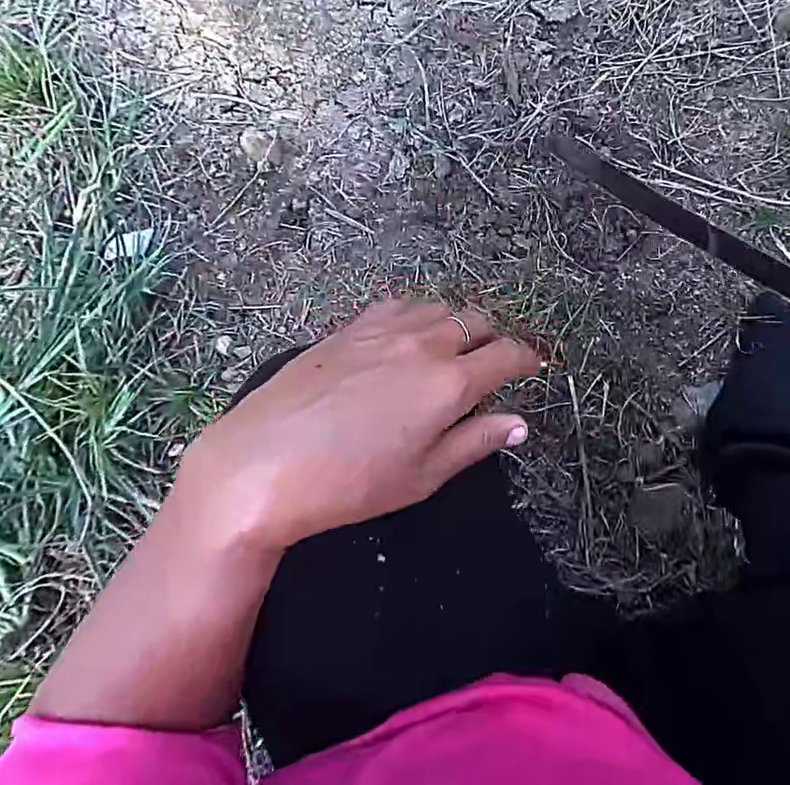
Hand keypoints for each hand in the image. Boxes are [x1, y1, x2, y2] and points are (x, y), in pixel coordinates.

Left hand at [166, 299, 541, 554]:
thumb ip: (476, 441)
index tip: (531, 367)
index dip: (528, 359)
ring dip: (457, 324)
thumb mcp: (422, 476)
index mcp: (450, 382)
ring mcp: (385, 329)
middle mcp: (425, 344)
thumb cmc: (348, 484)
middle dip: (494, 340)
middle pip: (479, 322)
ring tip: (450, 351)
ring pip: (441, 307)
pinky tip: (406, 337)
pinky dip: (418, 315)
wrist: (258, 466)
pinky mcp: (350, 326)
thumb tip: (518, 423)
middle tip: (490, 365)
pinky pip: (400, 305)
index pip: (508, 355)